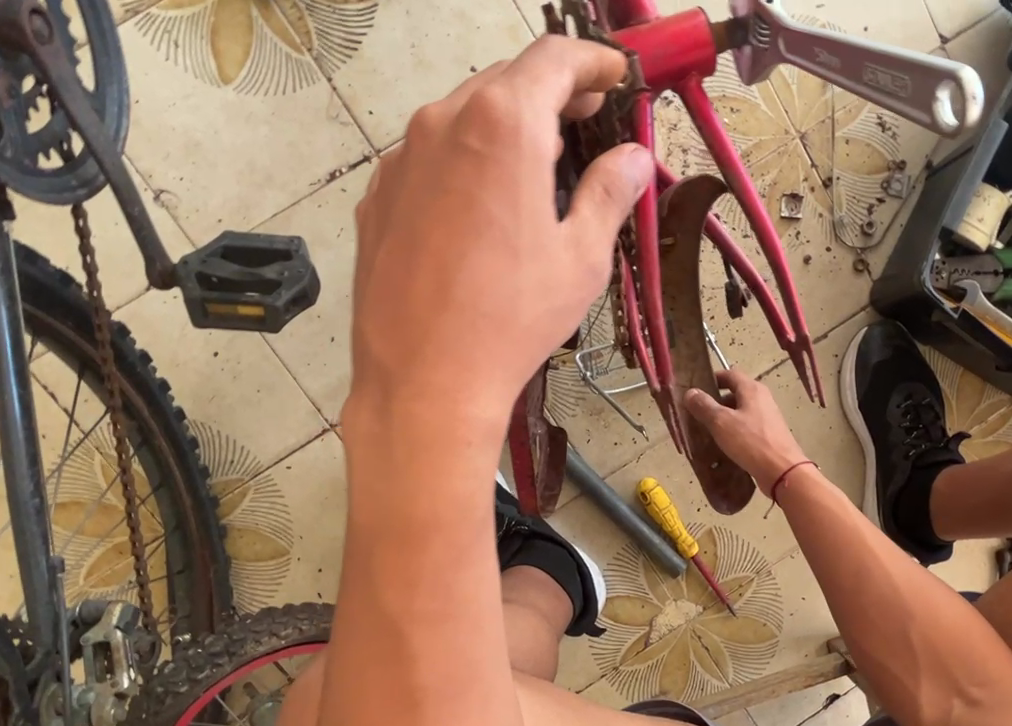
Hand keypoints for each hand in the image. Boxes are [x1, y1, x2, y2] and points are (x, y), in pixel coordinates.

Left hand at [346, 36, 652, 427]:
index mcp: (503, 125)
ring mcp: (401, 159)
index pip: (554, 59)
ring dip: (506, 131)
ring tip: (537, 175)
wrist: (425, 379)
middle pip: (505, 82)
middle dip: (551, 96)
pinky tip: (482, 214)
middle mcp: (443, 122)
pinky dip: (464, 165)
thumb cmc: (511, 318)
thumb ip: (609, 193)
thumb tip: (632, 159)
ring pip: (463, 119)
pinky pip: (430, 160)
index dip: (593, 61)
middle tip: (586, 124)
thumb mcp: (581, 258)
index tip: (614, 76)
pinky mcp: (379, 197)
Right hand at [682, 370, 808, 493]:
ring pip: (741, 411)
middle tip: (698, 413)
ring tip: (707, 430)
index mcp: (752, 389)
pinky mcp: (770, 435)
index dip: (713, 378)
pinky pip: (748, 427)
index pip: (730, 374)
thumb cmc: (750, 442)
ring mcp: (768, 417)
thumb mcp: (721, 422)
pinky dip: (735, 431)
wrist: (782, 470)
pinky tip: (725, 444)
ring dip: (725, 418)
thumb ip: (704, 406)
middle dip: (716, 401)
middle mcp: (762, 399)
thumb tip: (690, 392)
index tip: (697, 389)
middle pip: (736, 393)